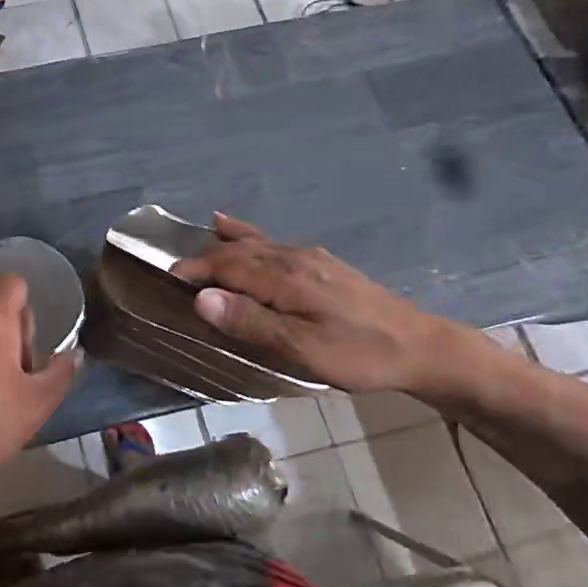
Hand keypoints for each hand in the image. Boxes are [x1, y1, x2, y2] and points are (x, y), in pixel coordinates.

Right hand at [169, 214, 470, 394]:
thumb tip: (201, 298)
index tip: (167, 277)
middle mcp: (293, 258)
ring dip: (226, 243)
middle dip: (205, 256)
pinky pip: (275, 243)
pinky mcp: (324, 264)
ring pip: (257, 243)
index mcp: (284, 278)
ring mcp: (311, 258)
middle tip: (178, 269)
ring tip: (201, 238)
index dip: (195, 270)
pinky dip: (251, 236)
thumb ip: (250, 322)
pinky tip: (246, 233)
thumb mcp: (301, 349)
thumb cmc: (357, 354)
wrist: (420, 347)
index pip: (227, 266)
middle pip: (239, 250)